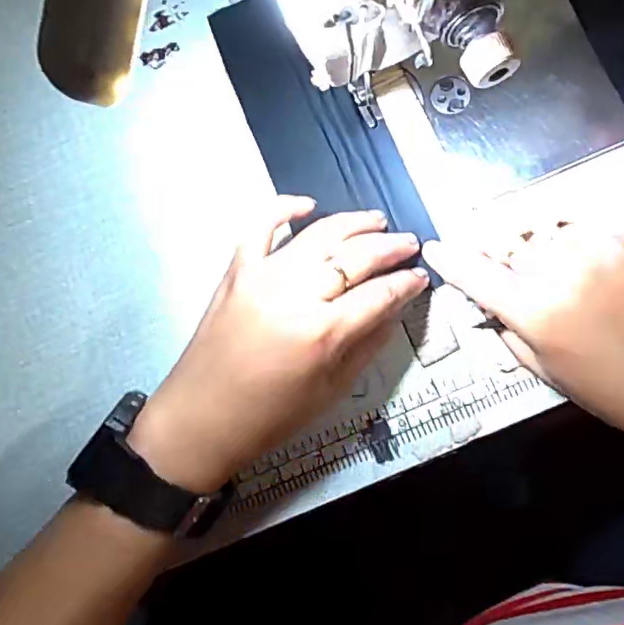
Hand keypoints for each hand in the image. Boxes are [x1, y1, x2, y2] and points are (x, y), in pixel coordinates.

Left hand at [129, 196, 427, 492]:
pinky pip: (260, 227)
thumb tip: (396, 305)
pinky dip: (283, 208)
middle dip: (390, 247)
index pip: (379, 293)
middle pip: (354, 256)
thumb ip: (369, 341)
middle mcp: (294, 295)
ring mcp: (262, 277)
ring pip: (318, 234)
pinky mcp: (237, 272)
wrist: (201, 420)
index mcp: (322, 332)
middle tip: (410, 243)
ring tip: (377, 220)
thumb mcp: (334, 387)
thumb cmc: (272, 414)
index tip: (421, 276)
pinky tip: (308, 204)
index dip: (407, 282)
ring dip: (353, 223)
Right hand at [421, 229, 623, 475]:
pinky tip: (615, 284)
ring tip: (582, 289)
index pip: (477, 273)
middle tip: (536, 288)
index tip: (440, 248)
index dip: (454, 260)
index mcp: (541, 310)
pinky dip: (595, 255)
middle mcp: (567, 267)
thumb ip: (515, 332)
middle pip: (516, 246)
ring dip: (555, 255)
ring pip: (556, 236)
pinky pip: (598, 237)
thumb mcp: (555, 374)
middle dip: (515, 263)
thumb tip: (494, 303)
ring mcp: (607, 246)